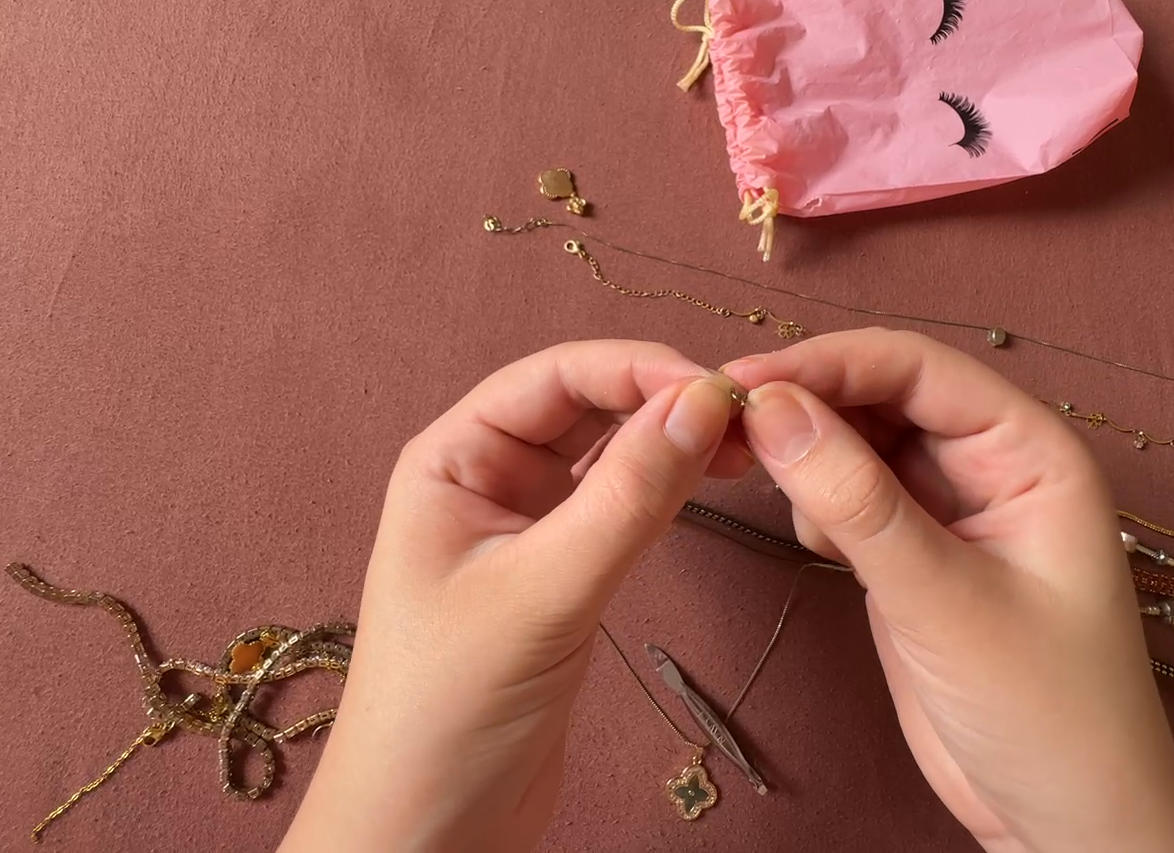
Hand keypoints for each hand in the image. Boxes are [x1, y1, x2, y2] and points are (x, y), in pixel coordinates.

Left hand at [278, 341, 747, 852]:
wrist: (431, 834)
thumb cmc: (448, 711)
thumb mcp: (542, 592)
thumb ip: (627, 496)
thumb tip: (702, 404)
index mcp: (455, 455)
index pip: (556, 376)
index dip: (637, 367)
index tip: (714, 388)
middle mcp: (491, 470)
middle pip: (588, 402)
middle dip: (662, 398)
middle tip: (742, 416)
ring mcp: (528, 514)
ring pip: (611, 447)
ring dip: (673, 437)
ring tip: (741, 443)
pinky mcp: (563, 558)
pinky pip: (622, 496)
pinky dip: (668, 482)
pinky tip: (709, 476)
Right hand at [725, 329, 1173, 852]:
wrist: (1058, 828)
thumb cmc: (1044, 714)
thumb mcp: (945, 601)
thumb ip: (855, 499)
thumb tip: (768, 407)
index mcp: (1027, 448)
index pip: (916, 367)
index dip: (828, 361)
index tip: (745, 377)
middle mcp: (985, 460)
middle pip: (879, 394)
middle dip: (807, 403)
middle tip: (733, 425)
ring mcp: (943, 502)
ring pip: (854, 440)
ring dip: (807, 454)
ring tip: (778, 491)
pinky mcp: (907, 542)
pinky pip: (843, 490)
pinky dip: (815, 503)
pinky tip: (823, 547)